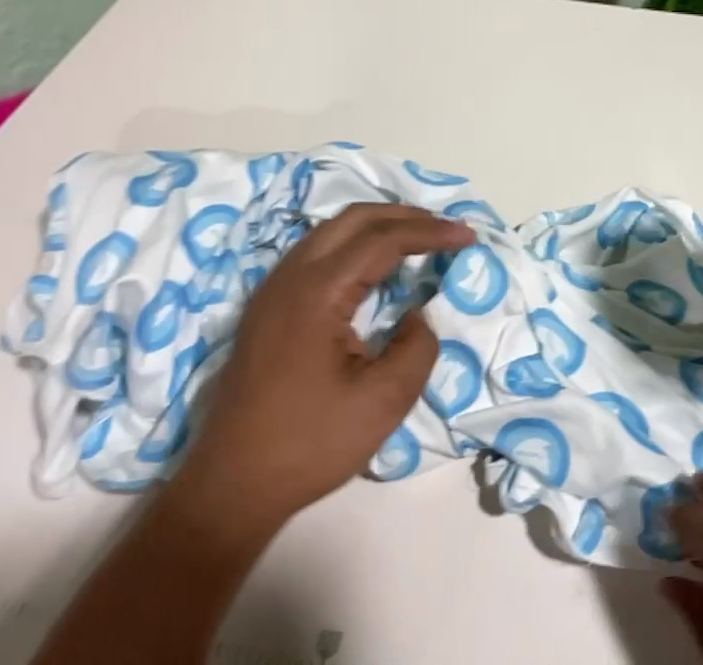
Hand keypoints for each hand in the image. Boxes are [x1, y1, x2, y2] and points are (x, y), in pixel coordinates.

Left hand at [180, 203, 474, 524]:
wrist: (233, 485)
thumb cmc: (311, 443)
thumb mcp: (385, 400)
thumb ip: (417, 346)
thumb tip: (416, 315)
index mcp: (317, 293)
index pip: (382, 240)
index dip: (431, 232)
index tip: (469, 237)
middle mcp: (289, 278)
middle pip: (352, 220)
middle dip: (405, 216)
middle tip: (446, 228)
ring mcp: (271, 293)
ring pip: (329, 233)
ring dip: (377, 227)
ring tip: (418, 238)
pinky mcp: (266, 311)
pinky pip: (315, 254)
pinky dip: (353, 246)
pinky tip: (374, 267)